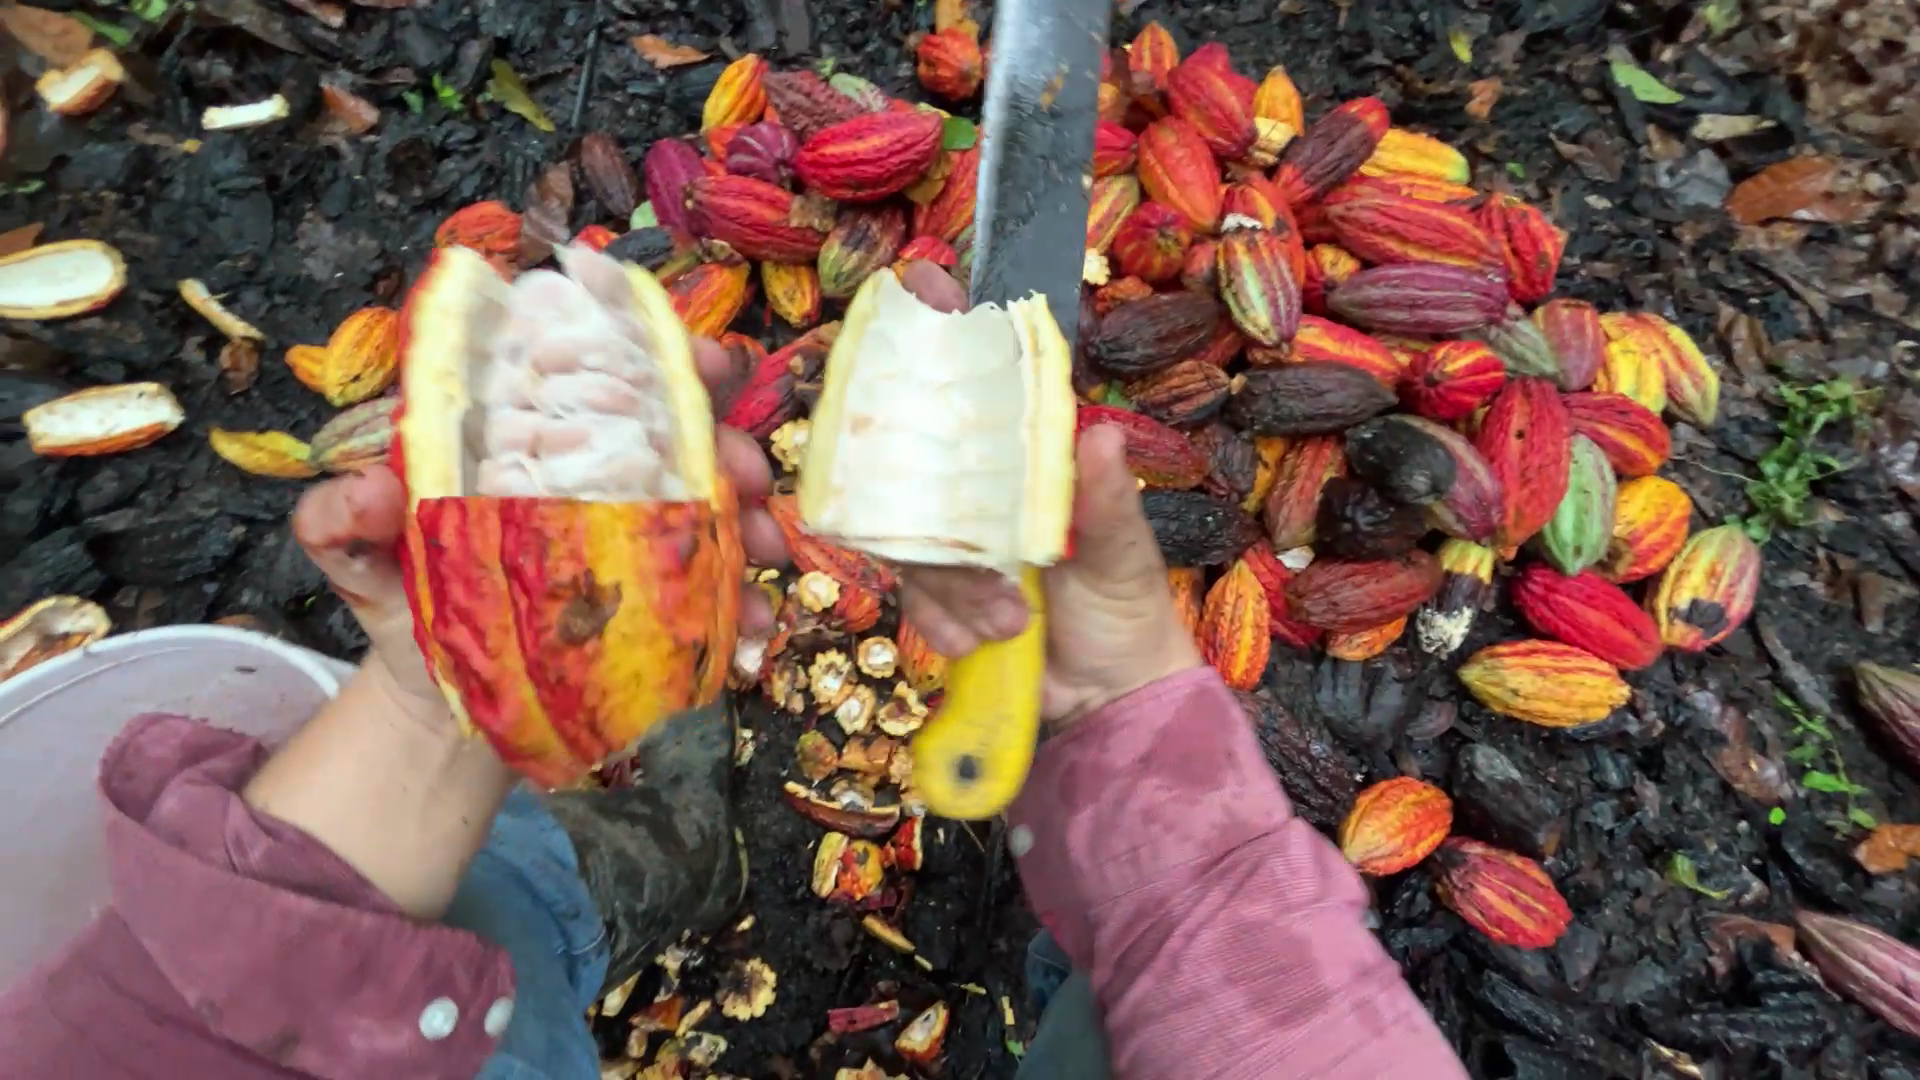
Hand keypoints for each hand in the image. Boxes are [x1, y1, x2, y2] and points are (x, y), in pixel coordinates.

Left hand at [291, 336, 786, 729]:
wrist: (442, 698)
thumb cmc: (406, 603)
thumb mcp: (360, 557)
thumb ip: (347, 519)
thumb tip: (378, 492)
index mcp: (539, 446)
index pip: (606, 382)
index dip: (663, 360)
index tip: (707, 362)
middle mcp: (602, 482)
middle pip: (683, 445)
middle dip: (728, 448)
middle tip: (745, 477)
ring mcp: (637, 542)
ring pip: (716, 513)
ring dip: (754, 523)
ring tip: (768, 551)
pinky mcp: (660, 600)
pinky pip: (717, 591)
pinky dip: (746, 603)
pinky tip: (758, 623)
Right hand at [892, 262, 1202, 726]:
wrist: (1104, 697)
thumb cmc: (1124, 611)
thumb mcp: (1124, 559)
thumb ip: (1107, 506)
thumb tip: (1102, 436)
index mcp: (1033, 460)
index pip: (988, 382)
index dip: (951, 331)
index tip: (922, 285)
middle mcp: (983, 484)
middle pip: (922, 456)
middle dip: (947, 520)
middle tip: (996, 579)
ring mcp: (953, 534)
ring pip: (911, 533)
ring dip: (954, 588)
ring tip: (1007, 623)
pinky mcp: (933, 585)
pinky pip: (908, 590)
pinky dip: (941, 621)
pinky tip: (978, 644)